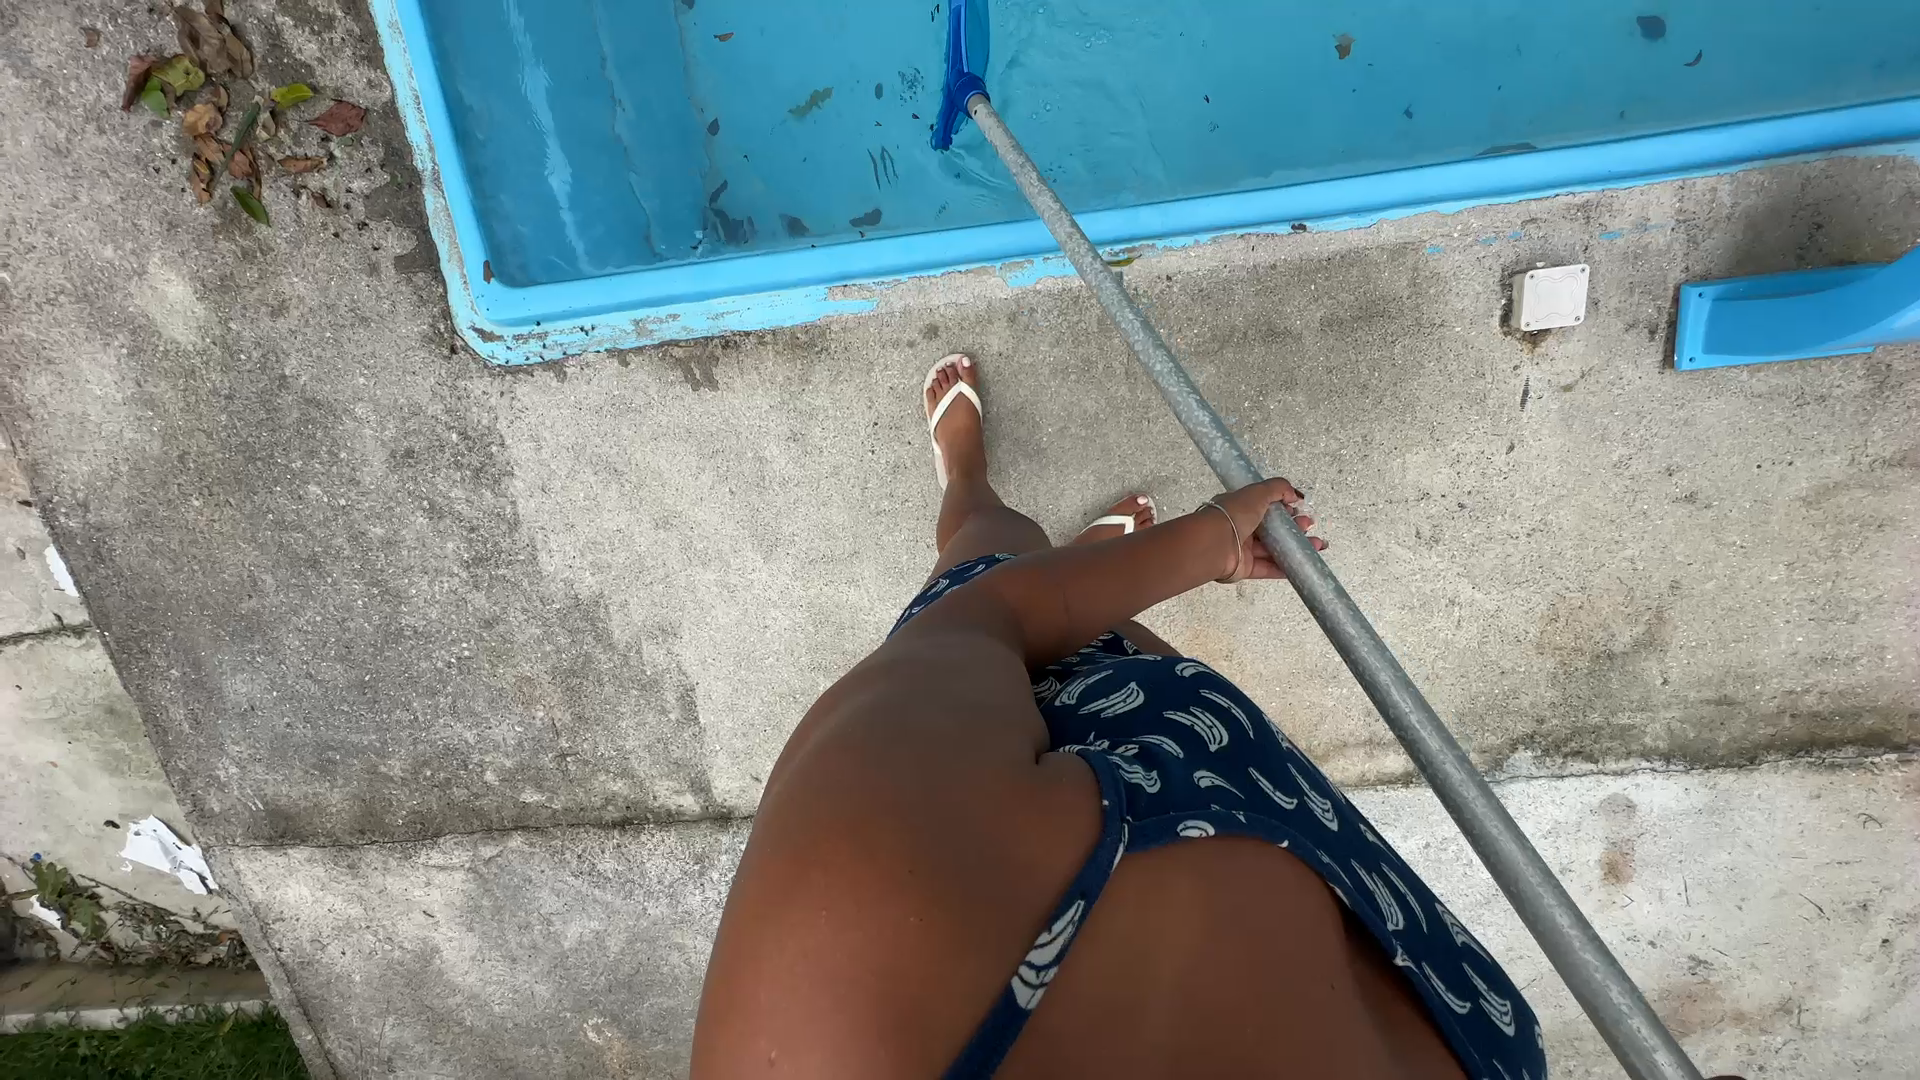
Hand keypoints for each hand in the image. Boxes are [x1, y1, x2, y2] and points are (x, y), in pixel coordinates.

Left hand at [1203, 477, 1324, 581]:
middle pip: (1272, 530)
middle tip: (1308, 526)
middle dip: (1294, 528)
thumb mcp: (1257, 492)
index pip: (1265, 508)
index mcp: (1240, 508)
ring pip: (1274, 550)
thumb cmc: (1232, 515)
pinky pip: (1268, 568)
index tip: (1299, 510)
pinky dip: (1286, 567)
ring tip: (1317, 545)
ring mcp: (1243, 549)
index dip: (1284, 509)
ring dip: (1296, 548)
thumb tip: (1295, 495)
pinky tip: (1303, 564)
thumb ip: (1278, 488)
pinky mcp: (1245, 568)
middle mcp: (1241, 528)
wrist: (1214, 544)